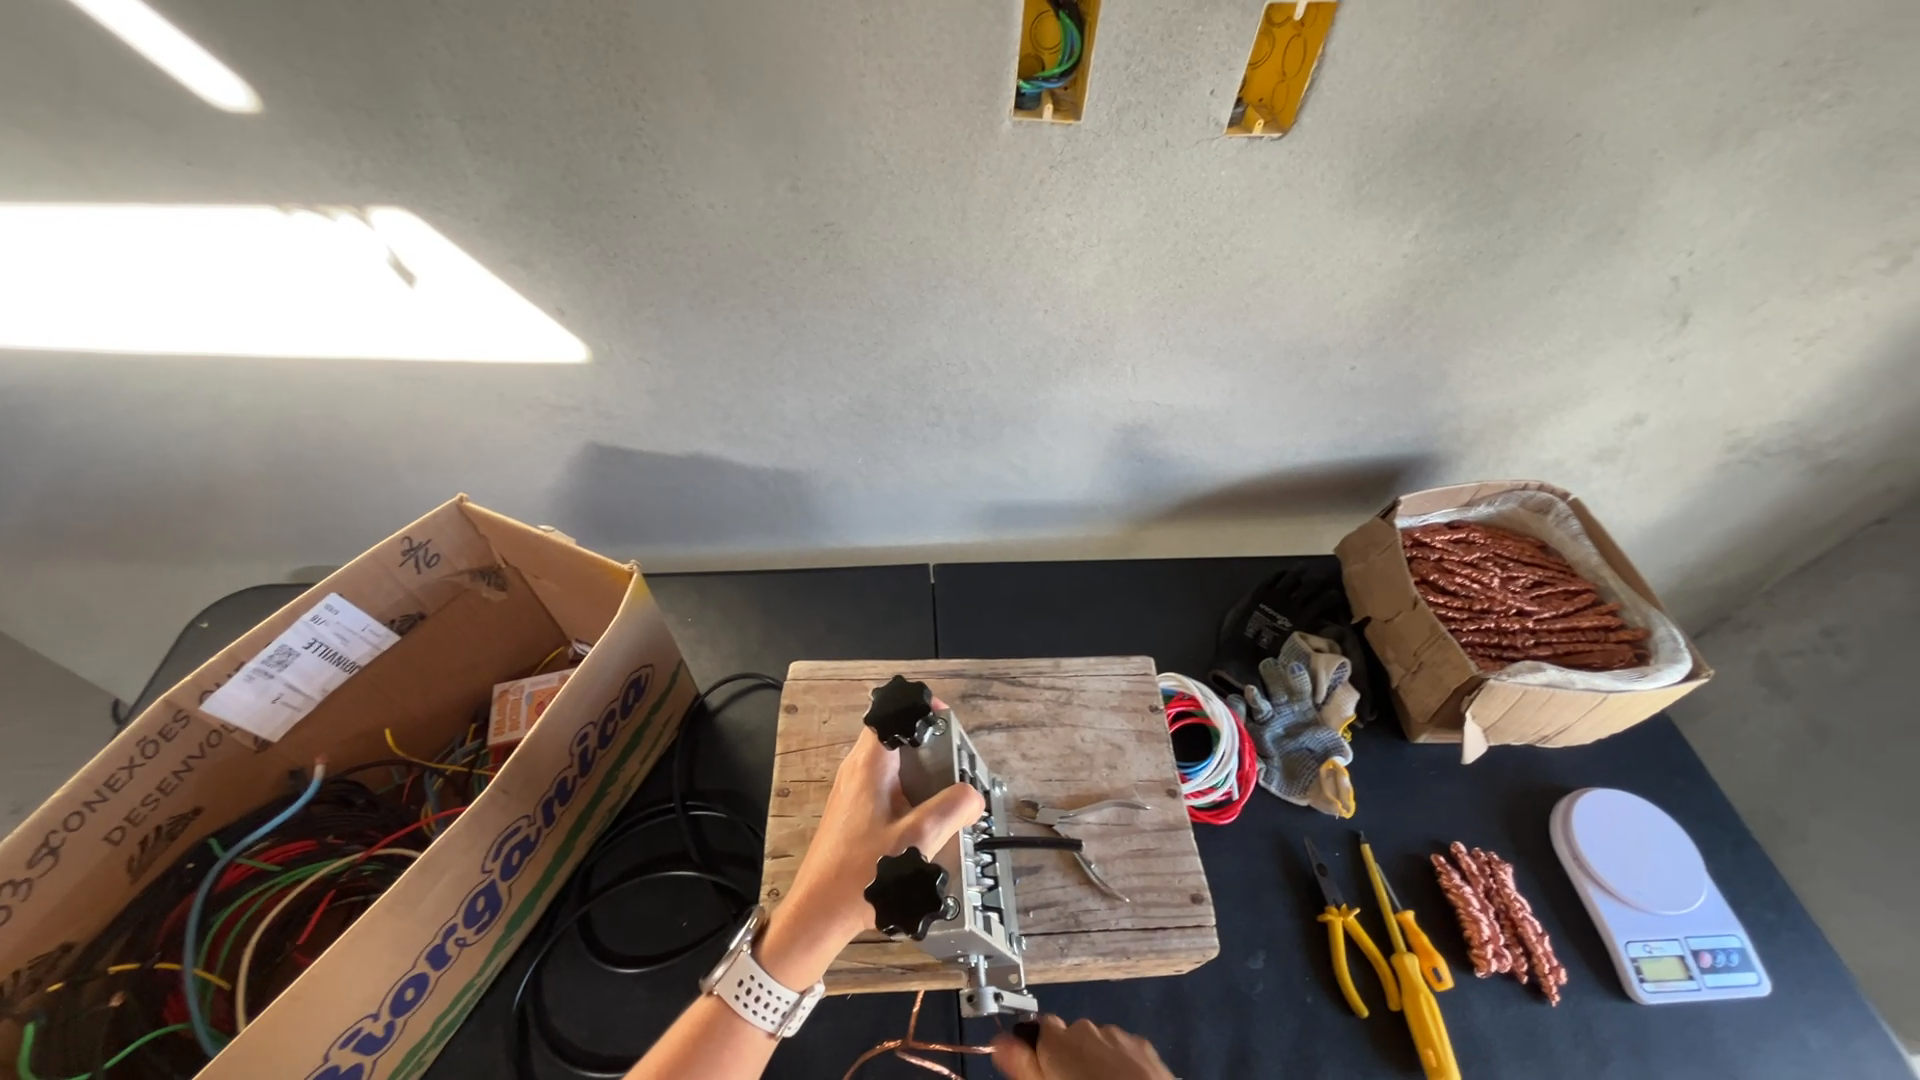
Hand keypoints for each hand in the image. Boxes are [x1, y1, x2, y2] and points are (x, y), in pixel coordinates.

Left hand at [776, 718, 985, 949]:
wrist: (817, 914)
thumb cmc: (860, 875)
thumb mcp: (917, 841)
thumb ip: (952, 809)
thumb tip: (973, 795)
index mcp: (869, 765)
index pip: (891, 711)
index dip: (920, 707)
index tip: (948, 721)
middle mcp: (858, 770)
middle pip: (897, 738)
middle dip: (932, 747)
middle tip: (960, 769)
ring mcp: (854, 791)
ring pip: (895, 766)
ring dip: (925, 775)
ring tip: (950, 800)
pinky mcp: (855, 813)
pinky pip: (890, 789)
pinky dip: (913, 795)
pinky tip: (928, 826)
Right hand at [991, 1016, 1173, 1079]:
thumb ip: (1021, 1065)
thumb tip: (998, 1041)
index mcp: (1057, 1037)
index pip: (1038, 1028)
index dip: (1040, 1050)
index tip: (1043, 1071)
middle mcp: (1084, 1027)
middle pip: (1068, 1036)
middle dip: (1068, 1057)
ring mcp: (1116, 1033)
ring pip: (1096, 1042)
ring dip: (1094, 1061)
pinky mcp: (1142, 1044)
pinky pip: (1121, 1048)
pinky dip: (1119, 1063)